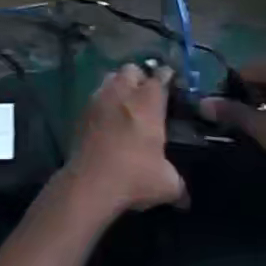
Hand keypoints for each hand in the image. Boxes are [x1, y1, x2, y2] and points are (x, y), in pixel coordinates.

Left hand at [64, 64, 185, 215]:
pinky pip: (95, 95)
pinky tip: (108, 118)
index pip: (160, 77)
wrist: (90, 183)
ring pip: (110, 78)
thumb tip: (184, 196)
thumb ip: (178, 182)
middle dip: (140, 77)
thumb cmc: (134, 177)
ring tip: (126, 103)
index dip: (166, 77)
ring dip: (119, 85)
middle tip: (147, 95)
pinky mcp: (81, 111)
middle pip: (131, 70)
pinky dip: (103, 101)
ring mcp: (97, 99)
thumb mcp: (168, 183)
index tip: (171, 82)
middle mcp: (121, 93)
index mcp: (147, 103)